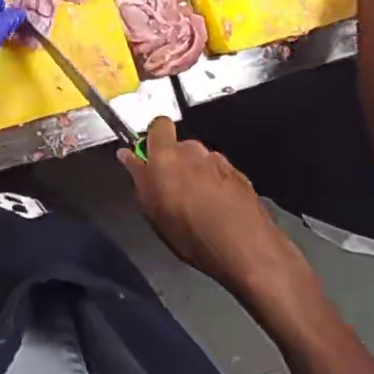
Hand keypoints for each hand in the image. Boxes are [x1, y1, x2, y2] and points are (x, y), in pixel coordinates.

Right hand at [118, 118, 317, 310]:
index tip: (147, 159)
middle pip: (180, 148)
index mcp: (166, 155)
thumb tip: (128, 157)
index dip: (153, 138)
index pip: (158, 125)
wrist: (245, 249)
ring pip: (200, 163)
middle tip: (169, 192)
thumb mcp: (150, 209)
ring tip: (194, 207)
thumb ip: (138, 176)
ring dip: (195, 177)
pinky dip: (215, 188)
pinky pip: (219, 176)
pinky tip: (215, 213)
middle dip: (174, 164)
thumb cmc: (189, 231)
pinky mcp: (241, 177)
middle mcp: (195, 152)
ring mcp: (221, 163)